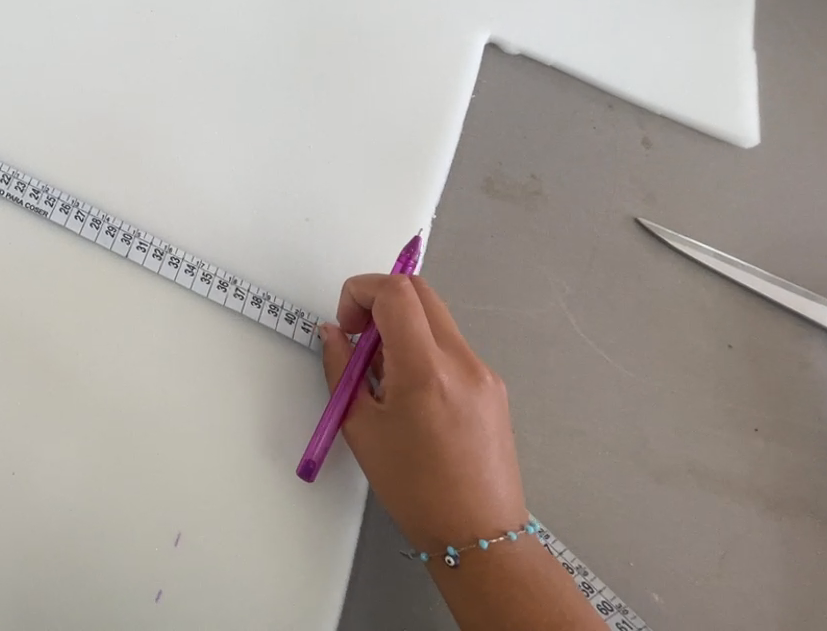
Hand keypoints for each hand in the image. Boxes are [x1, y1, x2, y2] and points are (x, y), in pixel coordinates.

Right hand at [320, 274, 526, 552]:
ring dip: (399, 323)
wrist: (480, 536)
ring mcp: (483, 372)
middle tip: (358, 336)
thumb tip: (333, 333)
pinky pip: (449, 343)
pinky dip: (420, 344)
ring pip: (434, 315)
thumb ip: (340, 367)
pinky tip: (408, 389)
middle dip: (378, 298)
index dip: (359, 291)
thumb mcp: (358, 424)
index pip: (395, 292)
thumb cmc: (412, 487)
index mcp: (426, 370)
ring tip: (381, 371)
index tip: (346, 325)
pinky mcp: (492, 386)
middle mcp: (462, 361)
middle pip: (418, 290)